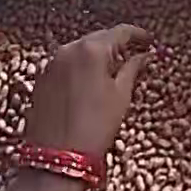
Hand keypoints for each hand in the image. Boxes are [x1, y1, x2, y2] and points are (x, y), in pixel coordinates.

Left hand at [22, 24, 154, 157]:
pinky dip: (81, 66)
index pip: (120, 32)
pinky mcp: (42, 78)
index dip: (137, 34)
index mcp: (92, 50)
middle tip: (134, 53)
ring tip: (114, 68)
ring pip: (81, 50)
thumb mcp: (120, 96)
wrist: (56, 159)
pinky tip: (91, 80)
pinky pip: (67, 62)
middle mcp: (69, 50)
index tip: (148, 40)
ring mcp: (52, 63)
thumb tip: (144, 55)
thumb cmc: (94, 127)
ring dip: (98, 55)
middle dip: (117, 44)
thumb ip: (133, 68)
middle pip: (99, 38)